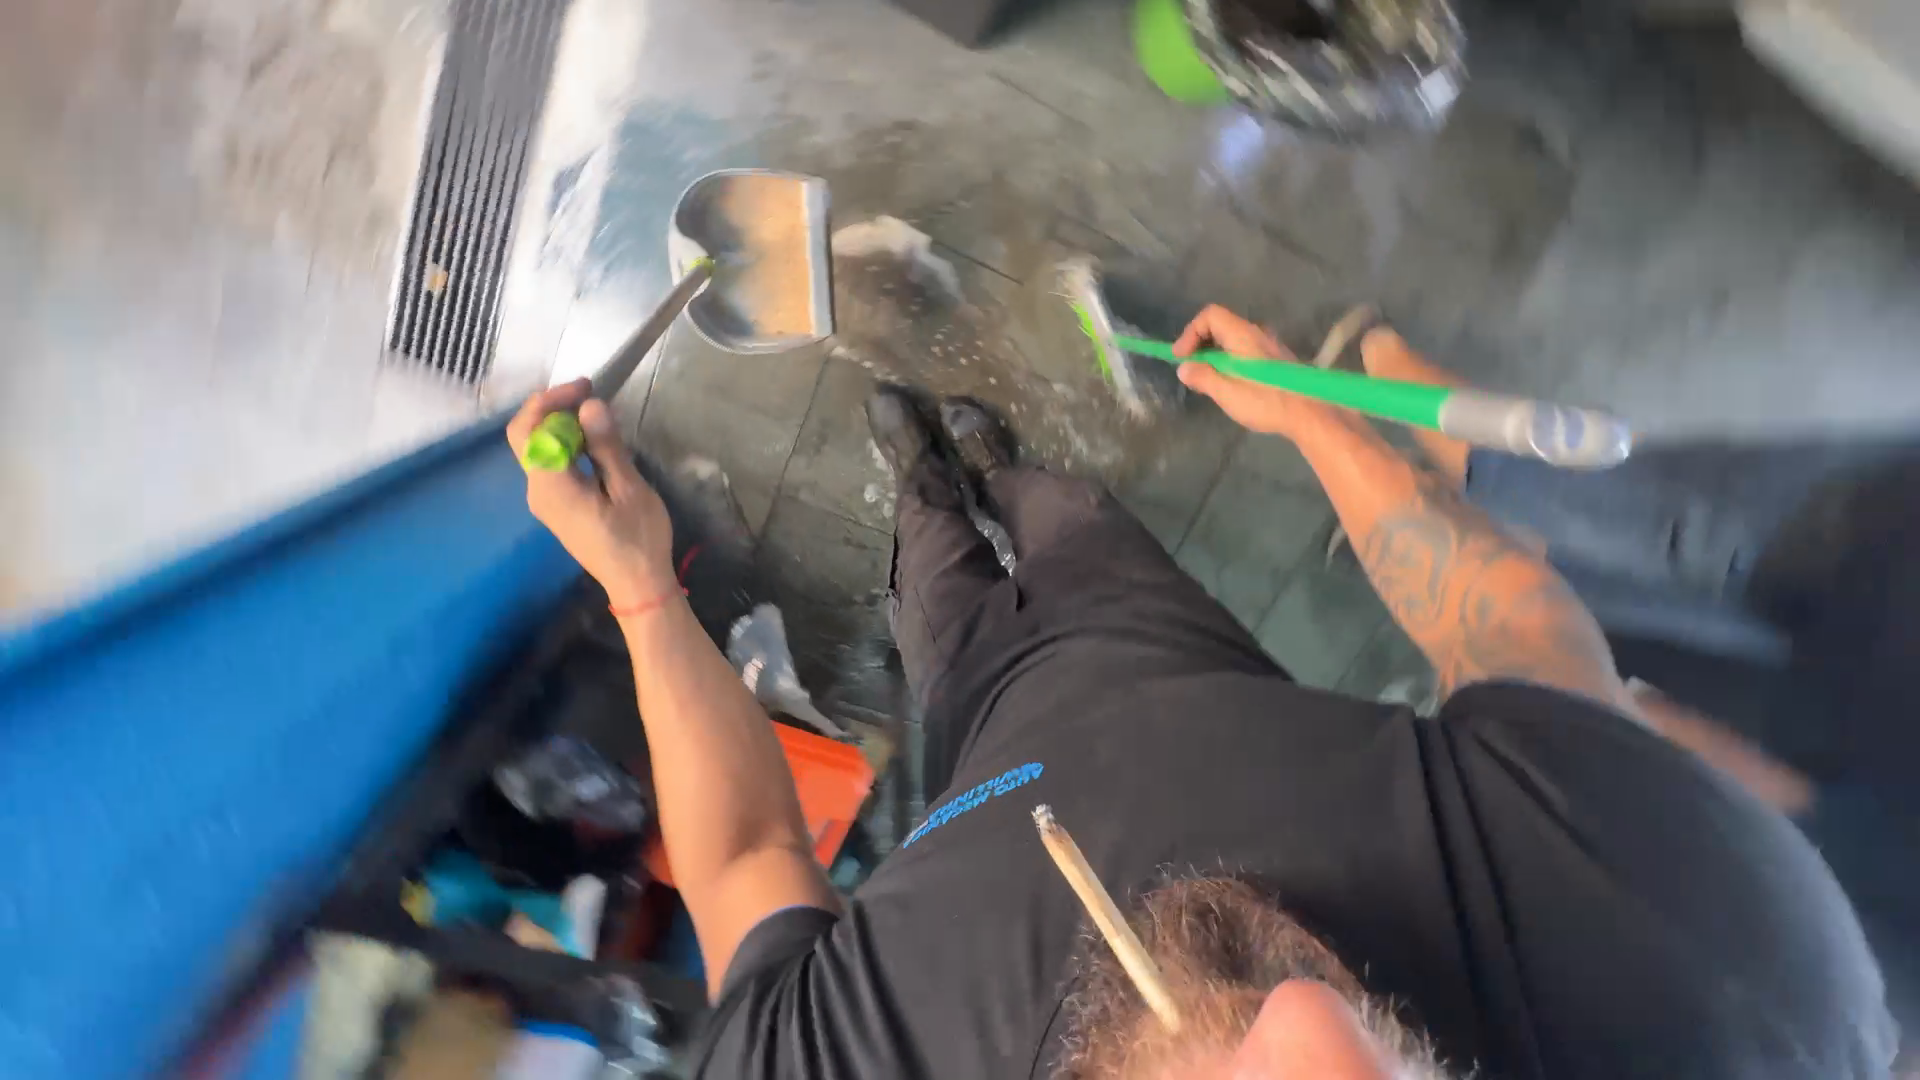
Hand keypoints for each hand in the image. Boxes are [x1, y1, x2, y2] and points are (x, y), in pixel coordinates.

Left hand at [507, 379, 676, 608]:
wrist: (637, 584)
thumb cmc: (639, 539)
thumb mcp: (630, 490)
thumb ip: (607, 447)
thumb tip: (591, 406)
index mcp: (551, 486)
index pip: (531, 429)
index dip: (551, 400)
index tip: (587, 387)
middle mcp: (538, 491)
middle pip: (526, 436)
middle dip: (550, 408)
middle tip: (587, 394)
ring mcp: (545, 501)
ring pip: (537, 449)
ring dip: (559, 425)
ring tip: (594, 413)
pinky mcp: (557, 507)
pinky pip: (550, 465)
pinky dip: (565, 444)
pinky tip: (592, 441)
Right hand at [1172, 304, 1341, 437]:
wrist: (1310, 413)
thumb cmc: (1266, 401)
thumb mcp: (1227, 392)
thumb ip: (1203, 377)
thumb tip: (1184, 368)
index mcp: (1243, 335)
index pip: (1210, 315)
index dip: (1190, 332)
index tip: (1181, 357)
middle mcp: (1257, 333)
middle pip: (1221, 326)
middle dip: (1200, 344)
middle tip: (1191, 369)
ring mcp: (1269, 345)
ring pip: (1233, 340)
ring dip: (1214, 355)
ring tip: (1208, 380)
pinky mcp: (1276, 359)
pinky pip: (1245, 351)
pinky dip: (1229, 360)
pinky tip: (1230, 384)